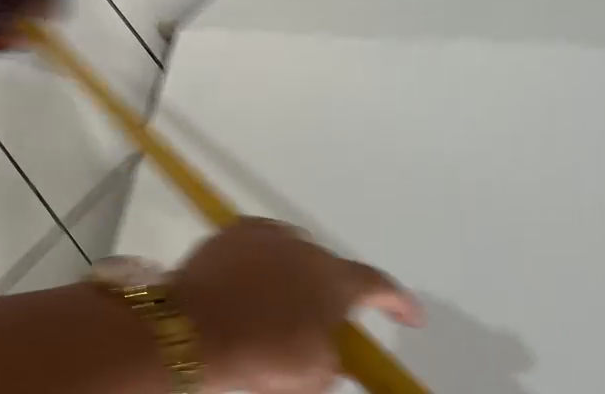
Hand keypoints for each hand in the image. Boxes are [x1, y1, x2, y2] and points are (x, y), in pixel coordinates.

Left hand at [168, 219, 422, 393]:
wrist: (195, 329)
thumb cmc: (266, 355)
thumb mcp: (320, 371)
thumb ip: (334, 351)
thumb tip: (326, 341)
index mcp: (332, 278)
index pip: (377, 284)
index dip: (397, 302)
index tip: (410, 316)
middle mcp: (298, 246)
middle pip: (326, 265)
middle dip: (331, 290)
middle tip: (327, 319)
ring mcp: (257, 234)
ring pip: (289, 251)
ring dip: (294, 273)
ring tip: (286, 302)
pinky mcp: (224, 234)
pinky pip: (256, 246)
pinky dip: (262, 263)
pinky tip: (257, 283)